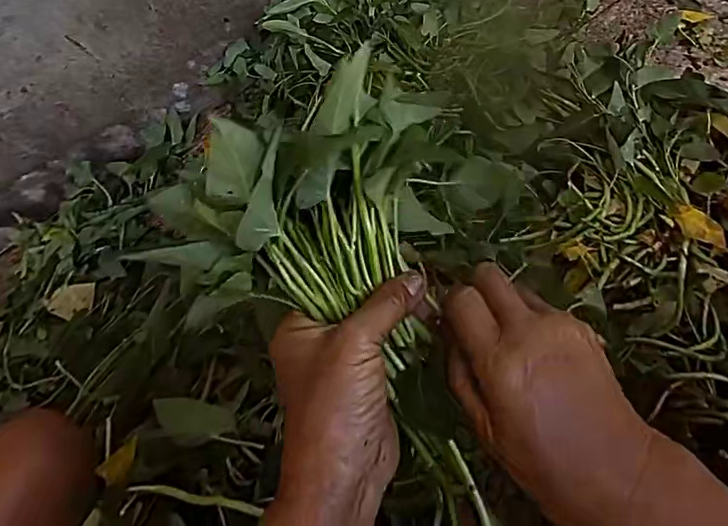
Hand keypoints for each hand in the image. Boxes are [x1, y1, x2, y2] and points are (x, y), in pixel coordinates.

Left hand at [266, 273, 426, 525]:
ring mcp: (345, 360)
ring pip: (376, 321)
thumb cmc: (332, 409)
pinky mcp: (369, 379)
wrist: (345, 478)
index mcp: (299, 326)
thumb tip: (414, 276)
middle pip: (356, 299)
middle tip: (417, 271)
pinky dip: (407, 332)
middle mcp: (319, 339)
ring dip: (401, 309)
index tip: (392, 248)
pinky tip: (428, 317)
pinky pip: (389, 345)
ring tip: (427, 290)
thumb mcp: (355, 343)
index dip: (360, 263)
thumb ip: (384, 304)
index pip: (329, 280)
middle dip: (386, 287)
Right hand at [444, 264, 727, 525]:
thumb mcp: (486, 430)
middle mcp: (528, 332)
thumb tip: (448, 334)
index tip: (451, 318)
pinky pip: (542, 305)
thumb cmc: (545, 464)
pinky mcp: (579, 324)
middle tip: (476, 315)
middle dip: (476, 287)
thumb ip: (460, 374)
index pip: (462, 298)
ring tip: (512, 341)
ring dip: (505, 304)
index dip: (451, 304)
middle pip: (489, 274)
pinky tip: (540, 352)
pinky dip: (532, 319)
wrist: (617, 470)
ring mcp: (557, 324)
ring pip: (516, 286)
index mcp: (500, 363)